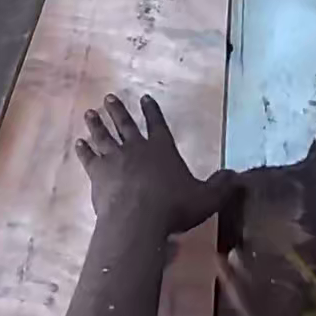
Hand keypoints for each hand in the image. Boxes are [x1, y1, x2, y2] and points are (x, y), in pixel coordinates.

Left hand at [73, 93, 231, 236]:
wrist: (138, 218)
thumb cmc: (174, 207)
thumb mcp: (206, 198)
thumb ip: (221, 186)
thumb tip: (236, 174)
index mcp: (162, 149)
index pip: (157, 124)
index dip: (152, 111)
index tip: (145, 98)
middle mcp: (136, 147)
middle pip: (125, 124)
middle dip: (117, 110)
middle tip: (108, 97)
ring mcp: (114, 158)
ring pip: (103, 136)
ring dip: (97, 124)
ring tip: (89, 113)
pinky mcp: (98, 172)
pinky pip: (89, 157)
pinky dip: (84, 150)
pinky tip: (79, 143)